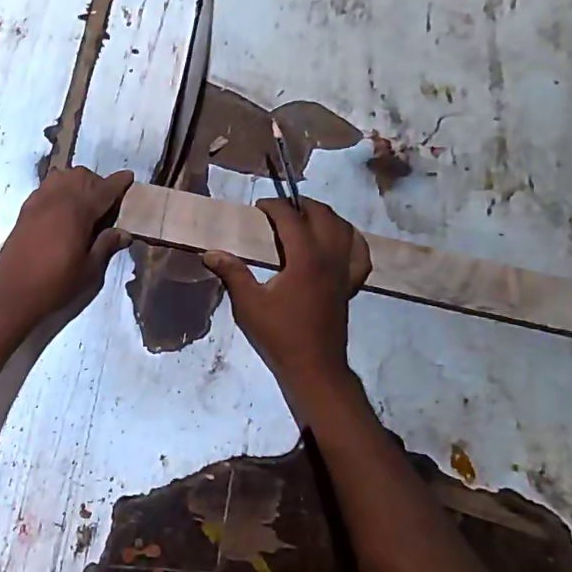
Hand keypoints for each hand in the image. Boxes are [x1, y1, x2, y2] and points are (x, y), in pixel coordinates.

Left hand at [0, 167, 134, 326]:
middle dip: (98, 183)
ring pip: (62, 176)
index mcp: (77, 211)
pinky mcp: (25, 211)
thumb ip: (106, 245)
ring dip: (77, 183)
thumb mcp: (90, 270)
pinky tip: (62, 209)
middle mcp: (58, 199)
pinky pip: (46, 188)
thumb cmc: (56, 284)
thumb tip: (123, 233)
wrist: (13, 295)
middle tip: (107, 204)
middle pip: (82, 176)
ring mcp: (38, 202)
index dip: (119, 183)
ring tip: (83, 203)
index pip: (104, 188)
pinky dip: (59, 190)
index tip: (129, 178)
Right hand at [202, 198, 371, 394]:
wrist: (314, 367)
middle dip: (301, 204)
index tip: (259, 207)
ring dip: (325, 216)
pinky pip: (360, 254)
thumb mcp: (249, 304)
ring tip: (306, 218)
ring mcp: (344, 271)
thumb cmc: (280, 335)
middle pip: (323, 215)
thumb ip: (232, 273)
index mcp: (305, 258)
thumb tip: (211, 253)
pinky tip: (340, 240)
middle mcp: (330, 258)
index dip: (274, 206)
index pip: (291, 218)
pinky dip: (352, 240)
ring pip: (344, 229)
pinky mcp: (351, 284)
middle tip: (280, 208)